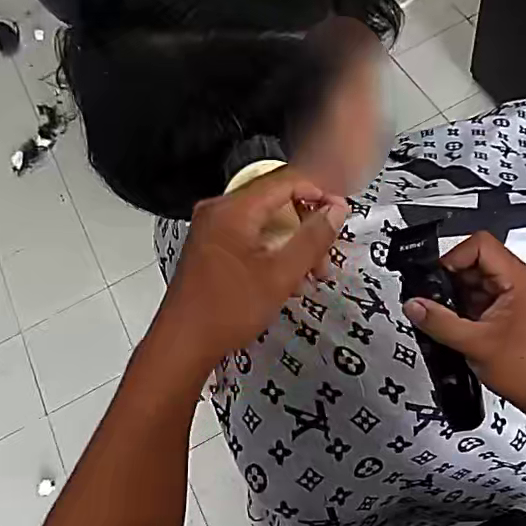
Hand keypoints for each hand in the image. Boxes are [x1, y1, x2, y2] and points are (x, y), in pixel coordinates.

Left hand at [155, 168, 348, 367]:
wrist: (183, 343)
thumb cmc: (231, 309)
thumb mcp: (281, 275)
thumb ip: (313, 239)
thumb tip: (337, 209)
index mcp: (233, 209)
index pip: (285, 182)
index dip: (319, 194)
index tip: (342, 217)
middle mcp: (218, 210)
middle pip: (275, 202)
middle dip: (307, 227)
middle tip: (326, 259)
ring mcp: (211, 229)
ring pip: (264, 222)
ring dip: (293, 243)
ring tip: (311, 275)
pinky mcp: (210, 248)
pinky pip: (250, 237)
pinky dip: (273, 251)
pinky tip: (288, 279)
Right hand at [402, 231, 525, 411]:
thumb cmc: (525, 369)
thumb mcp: (473, 344)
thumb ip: (439, 322)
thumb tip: (415, 305)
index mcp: (518, 280)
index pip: (480, 245)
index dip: (453, 258)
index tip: (438, 278)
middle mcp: (519, 282)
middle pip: (475, 260)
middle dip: (452, 280)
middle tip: (438, 301)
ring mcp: (513, 295)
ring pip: (474, 279)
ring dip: (457, 296)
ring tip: (452, 318)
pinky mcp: (507, 309)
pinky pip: (478, 296)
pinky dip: (464, 308)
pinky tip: (460, 327)